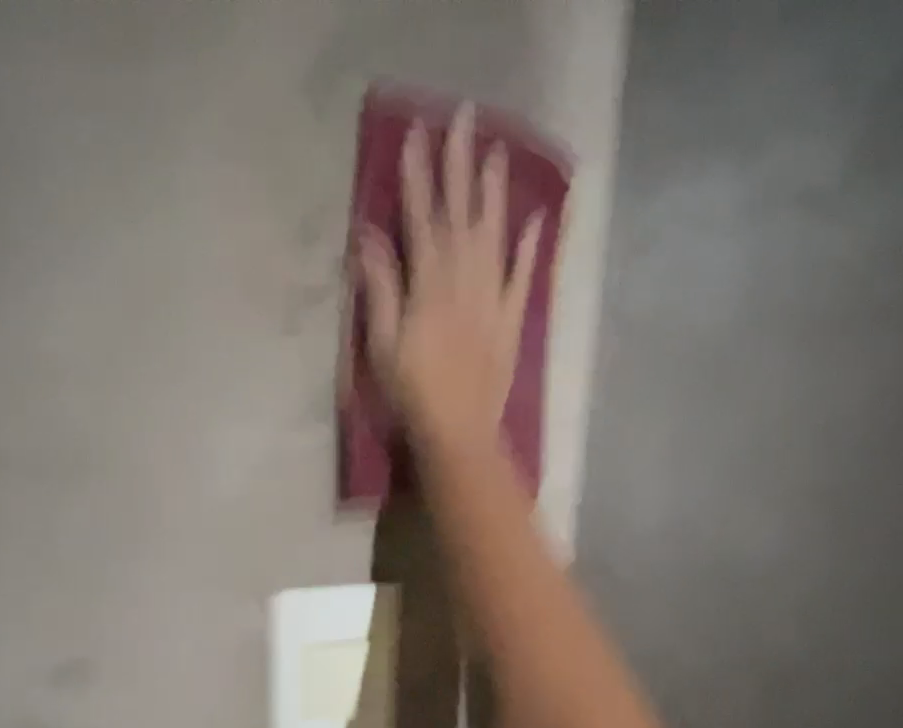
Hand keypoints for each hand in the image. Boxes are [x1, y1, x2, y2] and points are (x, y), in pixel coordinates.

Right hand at [357, 103, 544, 452]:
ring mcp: (493, 301)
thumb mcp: (381, 342)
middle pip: (460, 215)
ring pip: (494, 237)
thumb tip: (368, 235)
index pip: (421, 219)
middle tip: (463, 118)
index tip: (415, 133)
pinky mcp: (511, 322)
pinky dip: (529, 250)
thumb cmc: (411, 393)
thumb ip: (379, 287)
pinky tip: (534, 220)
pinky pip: (523, 279)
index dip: (417, 175)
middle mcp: (464, 283)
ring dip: (494, 193)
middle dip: (459, 165)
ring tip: (497, 152)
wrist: (459, 435)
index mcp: (428, 286)